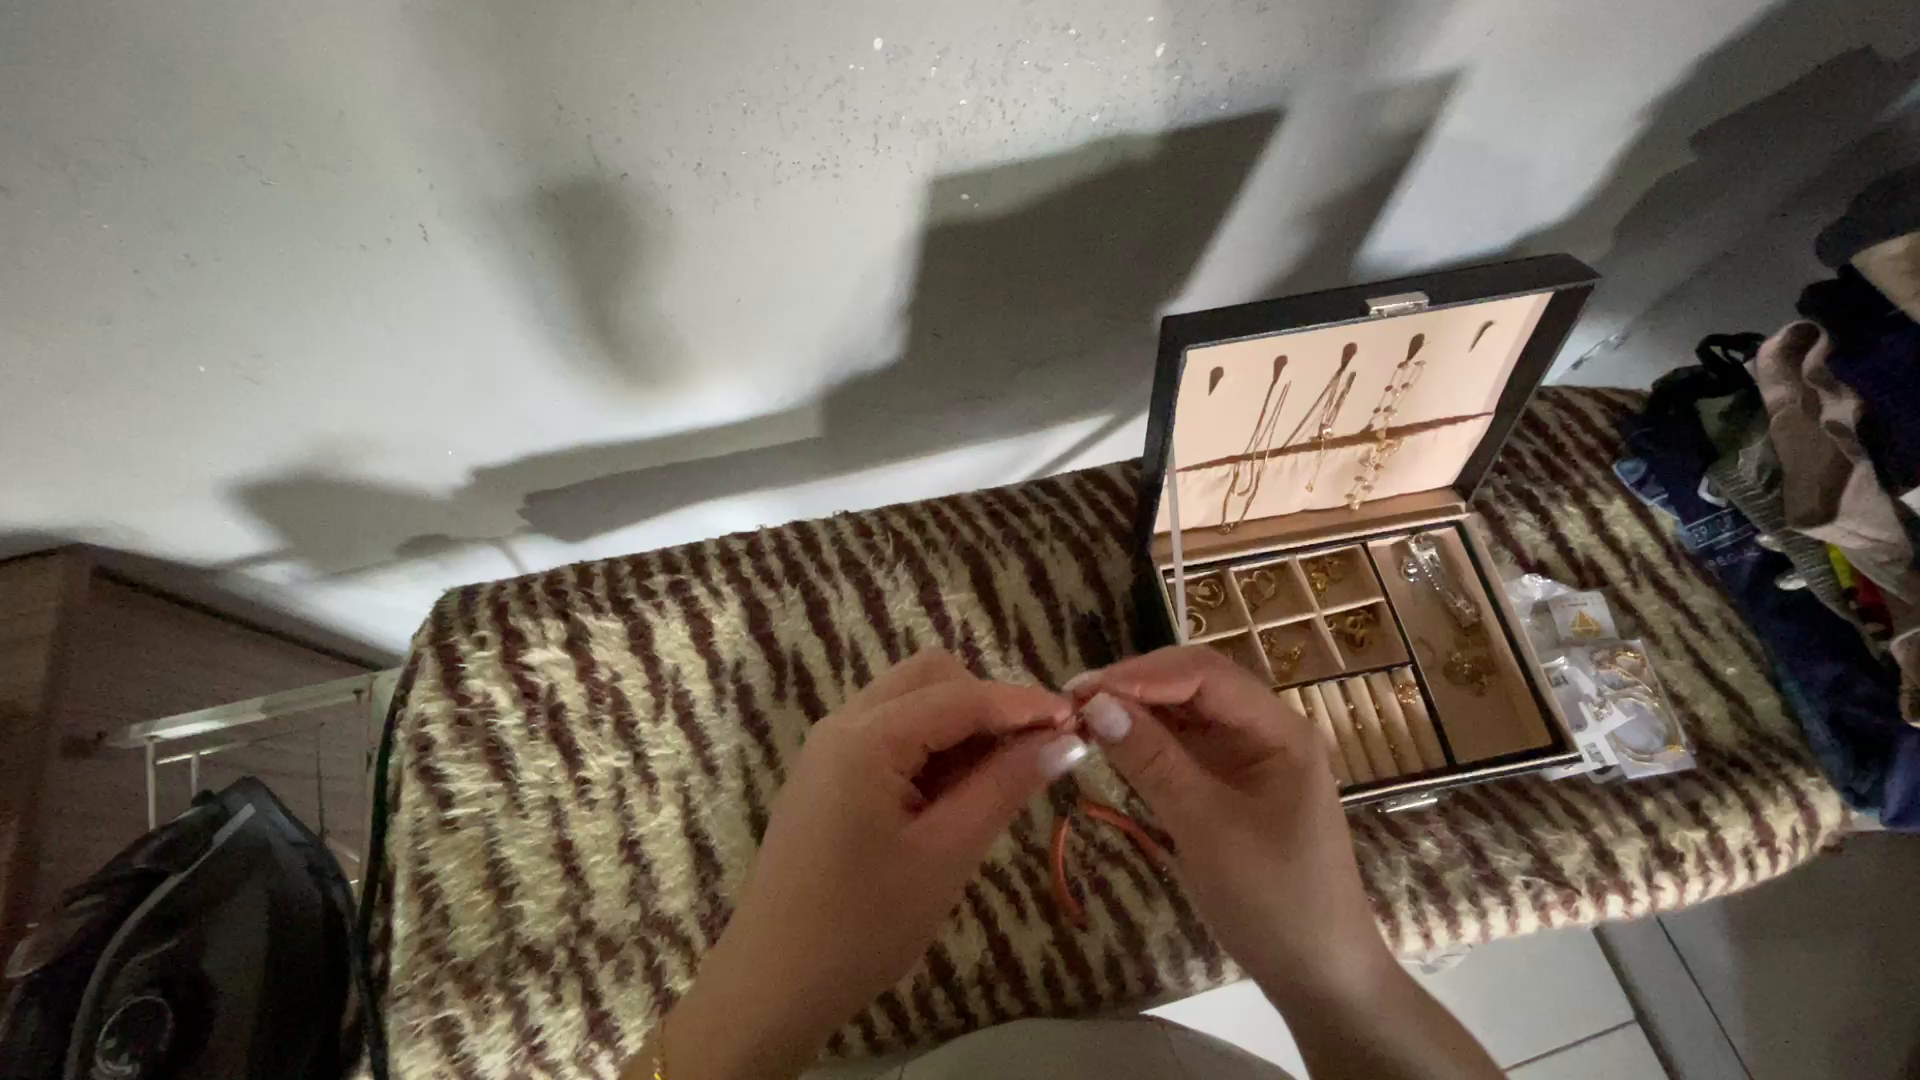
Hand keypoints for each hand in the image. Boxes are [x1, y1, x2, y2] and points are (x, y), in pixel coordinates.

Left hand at [650, 650, 1088, 1079]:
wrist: (771, 987)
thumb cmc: (861, 926)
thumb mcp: (946, 856)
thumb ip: (1005, 787)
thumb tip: (1065, 741)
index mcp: (865, 737)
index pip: (961, 695)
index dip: (1023, 703)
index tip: (1078, 722)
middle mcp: (843, 722)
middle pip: (931, 676)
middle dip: (985, 704)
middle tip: (1025, 757)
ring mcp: (830, 745)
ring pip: (911, 700)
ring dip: (959, 725)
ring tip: (990, 784)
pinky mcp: (829, 771)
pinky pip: (891, 731)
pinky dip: (931, 746)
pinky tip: (949, 796)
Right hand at [1067, 646, 1391, 1001]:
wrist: (1318, 978)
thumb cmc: (1274, 900)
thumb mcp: (1206, 827)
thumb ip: (1152, 760)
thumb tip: (1094, 703)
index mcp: (1278, 730)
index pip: (1204, 675)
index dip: (1141, 674)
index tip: (1083, 691)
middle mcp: (1263, 730)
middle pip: (1192, 685)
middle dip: (1134, 686)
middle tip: (1073, 701)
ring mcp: (1244, 757)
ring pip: (1182, 712)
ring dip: (1134, 710)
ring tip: (1080, 717)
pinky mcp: (1226, 784)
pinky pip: (1179, 746)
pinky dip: (1143, 741)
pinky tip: (1109, 743)